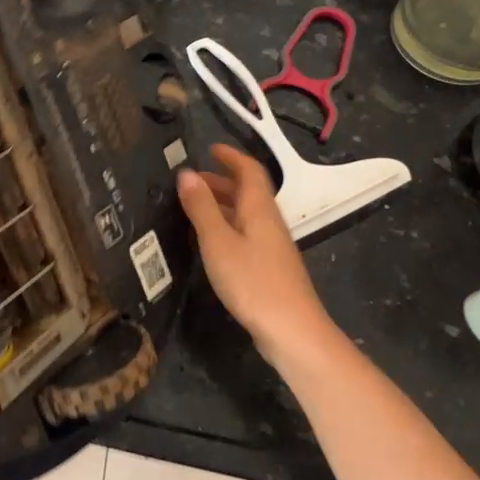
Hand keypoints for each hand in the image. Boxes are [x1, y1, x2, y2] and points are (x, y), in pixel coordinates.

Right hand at [176, 144, 331, 348]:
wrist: (292, 331)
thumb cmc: (253, 281)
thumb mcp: (218, 242)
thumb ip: (202, 207)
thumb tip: (186, 173)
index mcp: (259, 209)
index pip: (249, 171)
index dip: (231, 157)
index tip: (210, 149)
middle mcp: (269, 222)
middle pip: (249, 192)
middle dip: (222, 180)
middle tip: (191, 180)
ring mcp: (272, 246)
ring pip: (247, 214)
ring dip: (223, 204)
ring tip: (194, 206)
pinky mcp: (270, 267)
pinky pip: (247, 234)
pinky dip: (227, 226)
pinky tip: (211, 241)